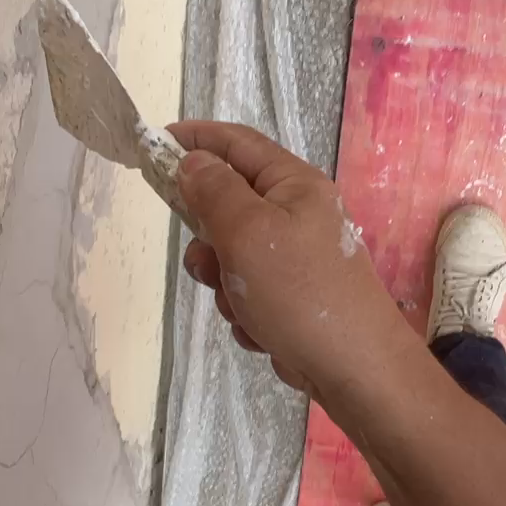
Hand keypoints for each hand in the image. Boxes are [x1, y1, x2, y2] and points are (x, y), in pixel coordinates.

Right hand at [170, 120, 419, 399]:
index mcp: (294, 185)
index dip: (195, 138)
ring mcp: (294, 259)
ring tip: (244, 305)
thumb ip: (214, 190)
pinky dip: (244, 310)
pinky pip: (245, 291)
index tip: (153, 143)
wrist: (352, 367)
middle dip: (209, 237)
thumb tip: (193, 161)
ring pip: (230, 256)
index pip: (237, 143)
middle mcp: (297, 215)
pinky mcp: (290, 297)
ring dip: (225, 283)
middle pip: (228, 205)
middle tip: (209, 261)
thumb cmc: (299, 291)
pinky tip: (262, 329)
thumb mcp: (247, 231)